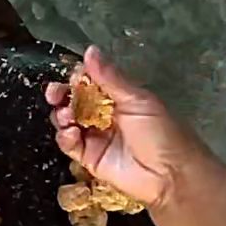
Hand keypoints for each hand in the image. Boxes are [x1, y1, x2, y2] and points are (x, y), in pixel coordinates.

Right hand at [46, 46, 214, 210]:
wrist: (170, 174)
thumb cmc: (162, 133)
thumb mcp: (138, 100)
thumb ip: (110, 77)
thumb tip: (90, 51)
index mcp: (118, 96)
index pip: (89, 82)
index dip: (76, 78)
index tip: (70, 76)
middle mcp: (104, 115)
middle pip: (73, 101)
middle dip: (61, 95)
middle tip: (55, 94)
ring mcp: (96, 136)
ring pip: (68, 122)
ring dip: (62, 116)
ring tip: (67, 115)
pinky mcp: (89, 158)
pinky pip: (70, 145)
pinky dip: (66, 137)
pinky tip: (72, 133)